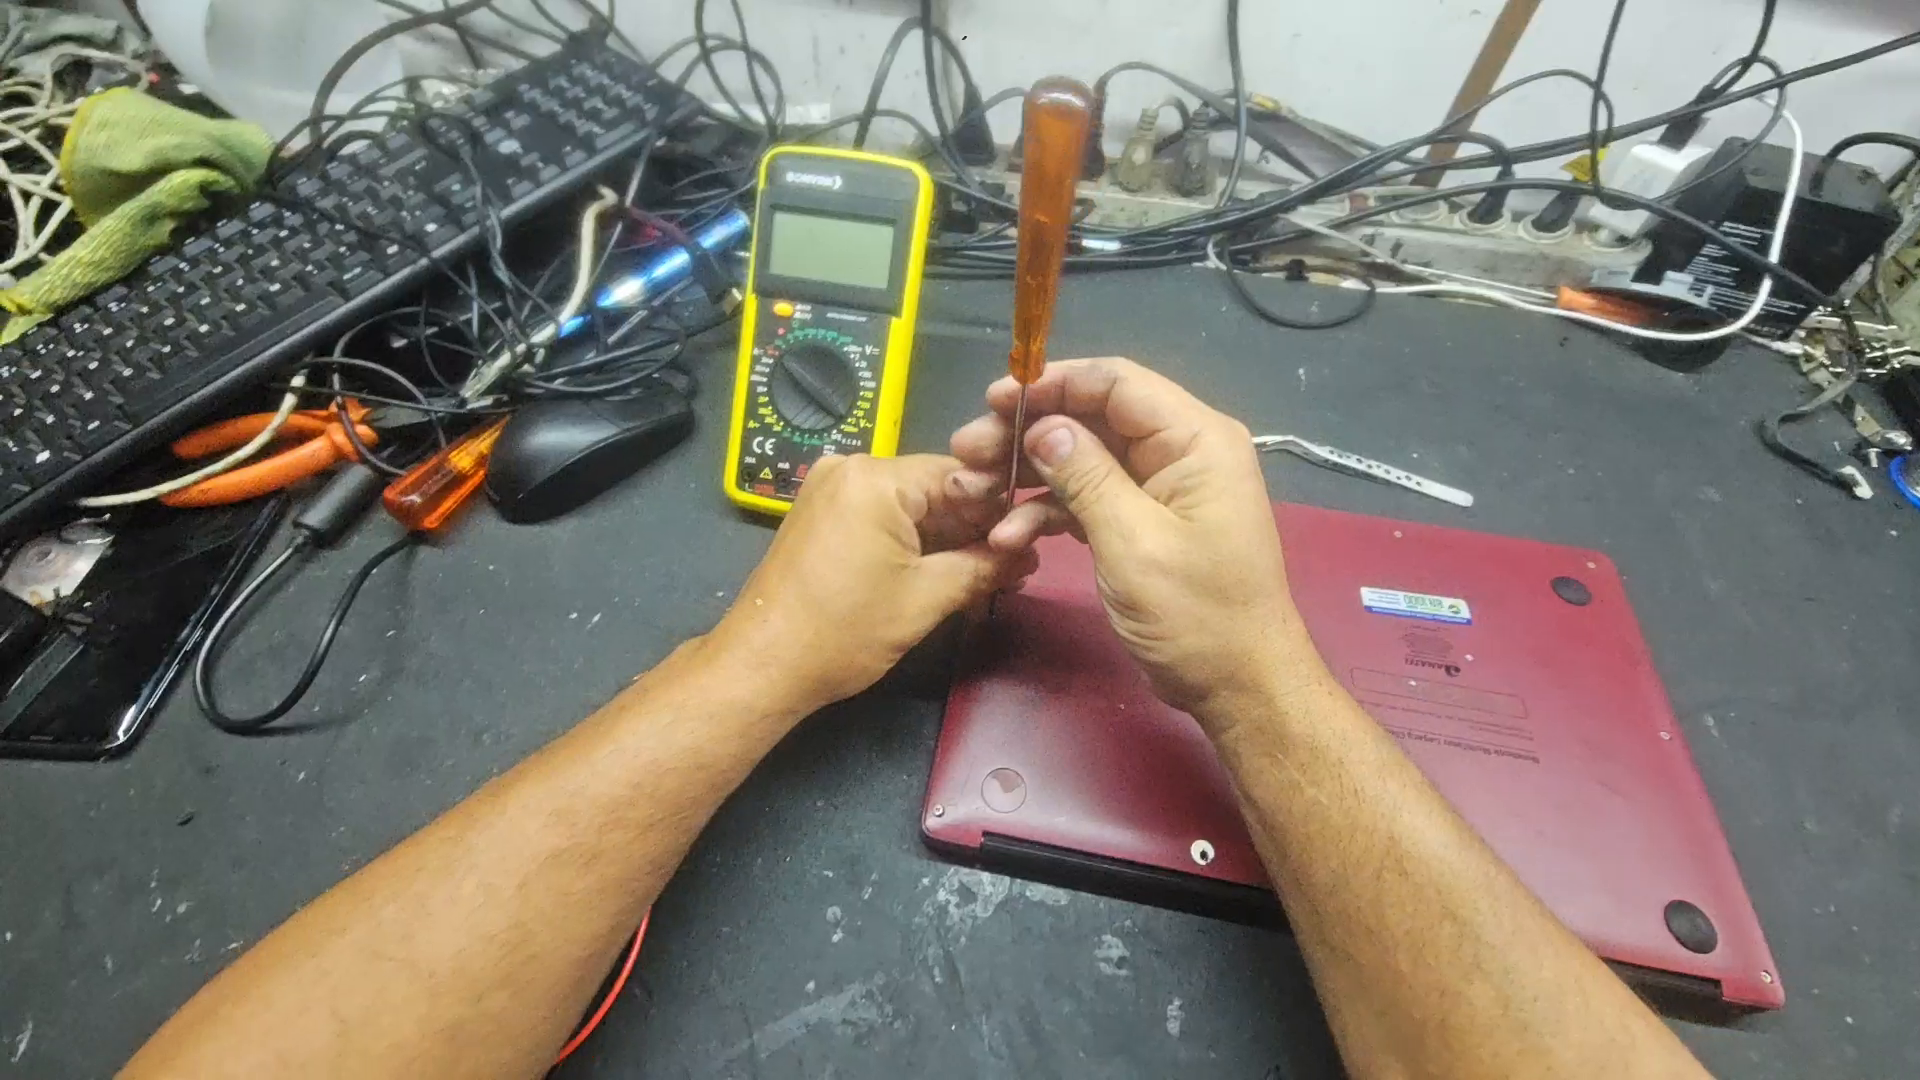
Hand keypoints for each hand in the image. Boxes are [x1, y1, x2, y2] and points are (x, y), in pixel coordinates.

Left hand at [707, 453, 1035, 713]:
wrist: (763, 665)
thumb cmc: (845, 630)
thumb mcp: (926, 598)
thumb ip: (984, 567)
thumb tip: (1028, 554)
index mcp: (876, 477)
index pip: (961, 476)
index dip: (1001, 509)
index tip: (1032, 539)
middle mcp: (851, 469)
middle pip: (936, 491)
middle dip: (977, 531)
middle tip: (1018, 567)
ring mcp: (833, 492)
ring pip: (912, 509)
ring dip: (950, 542)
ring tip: (993, 576)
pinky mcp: (824, 517)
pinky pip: (884, 520)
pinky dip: (915, 546)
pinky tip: (950, 572)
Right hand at [950, 357, 1325, 723]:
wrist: (1234, 685)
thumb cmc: (1196, 614)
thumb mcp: (1133, 542)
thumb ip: (1086, 476)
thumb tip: (1042, 427)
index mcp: (1193, 440)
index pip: (1116, 384)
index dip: (1053, 383)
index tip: (993, 400)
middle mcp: (1176, 452)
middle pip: (1091, 420)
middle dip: (1028, 434)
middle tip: (967, 450)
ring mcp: (1156, 489)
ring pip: (1081, 460)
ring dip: (1027, 476)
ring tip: (974, 493)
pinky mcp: (1138, 522)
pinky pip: (1086, 500)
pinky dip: (1047, 513)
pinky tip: (1009, 536)